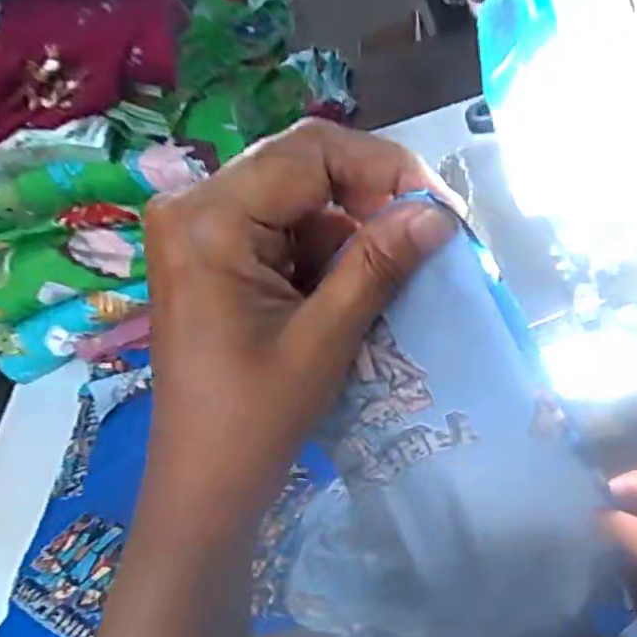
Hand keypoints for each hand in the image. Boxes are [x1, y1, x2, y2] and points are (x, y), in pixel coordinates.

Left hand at [142, 119, 461, 537]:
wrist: (206, 482)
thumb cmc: (257, 419)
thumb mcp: (324, 339)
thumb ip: (377, 266)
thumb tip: (439, 215)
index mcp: (210, 219)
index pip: (309, 154)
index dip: (385, 169)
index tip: (441, 208)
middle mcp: (195, 208)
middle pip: (300, 170)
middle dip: (370, 200)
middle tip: (427, 238)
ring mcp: (201, 235)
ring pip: (298, 204)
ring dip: (352, 233)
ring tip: (394, 277)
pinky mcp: (214, 261)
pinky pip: (283, 236)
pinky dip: (326, 256)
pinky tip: (352, 292)